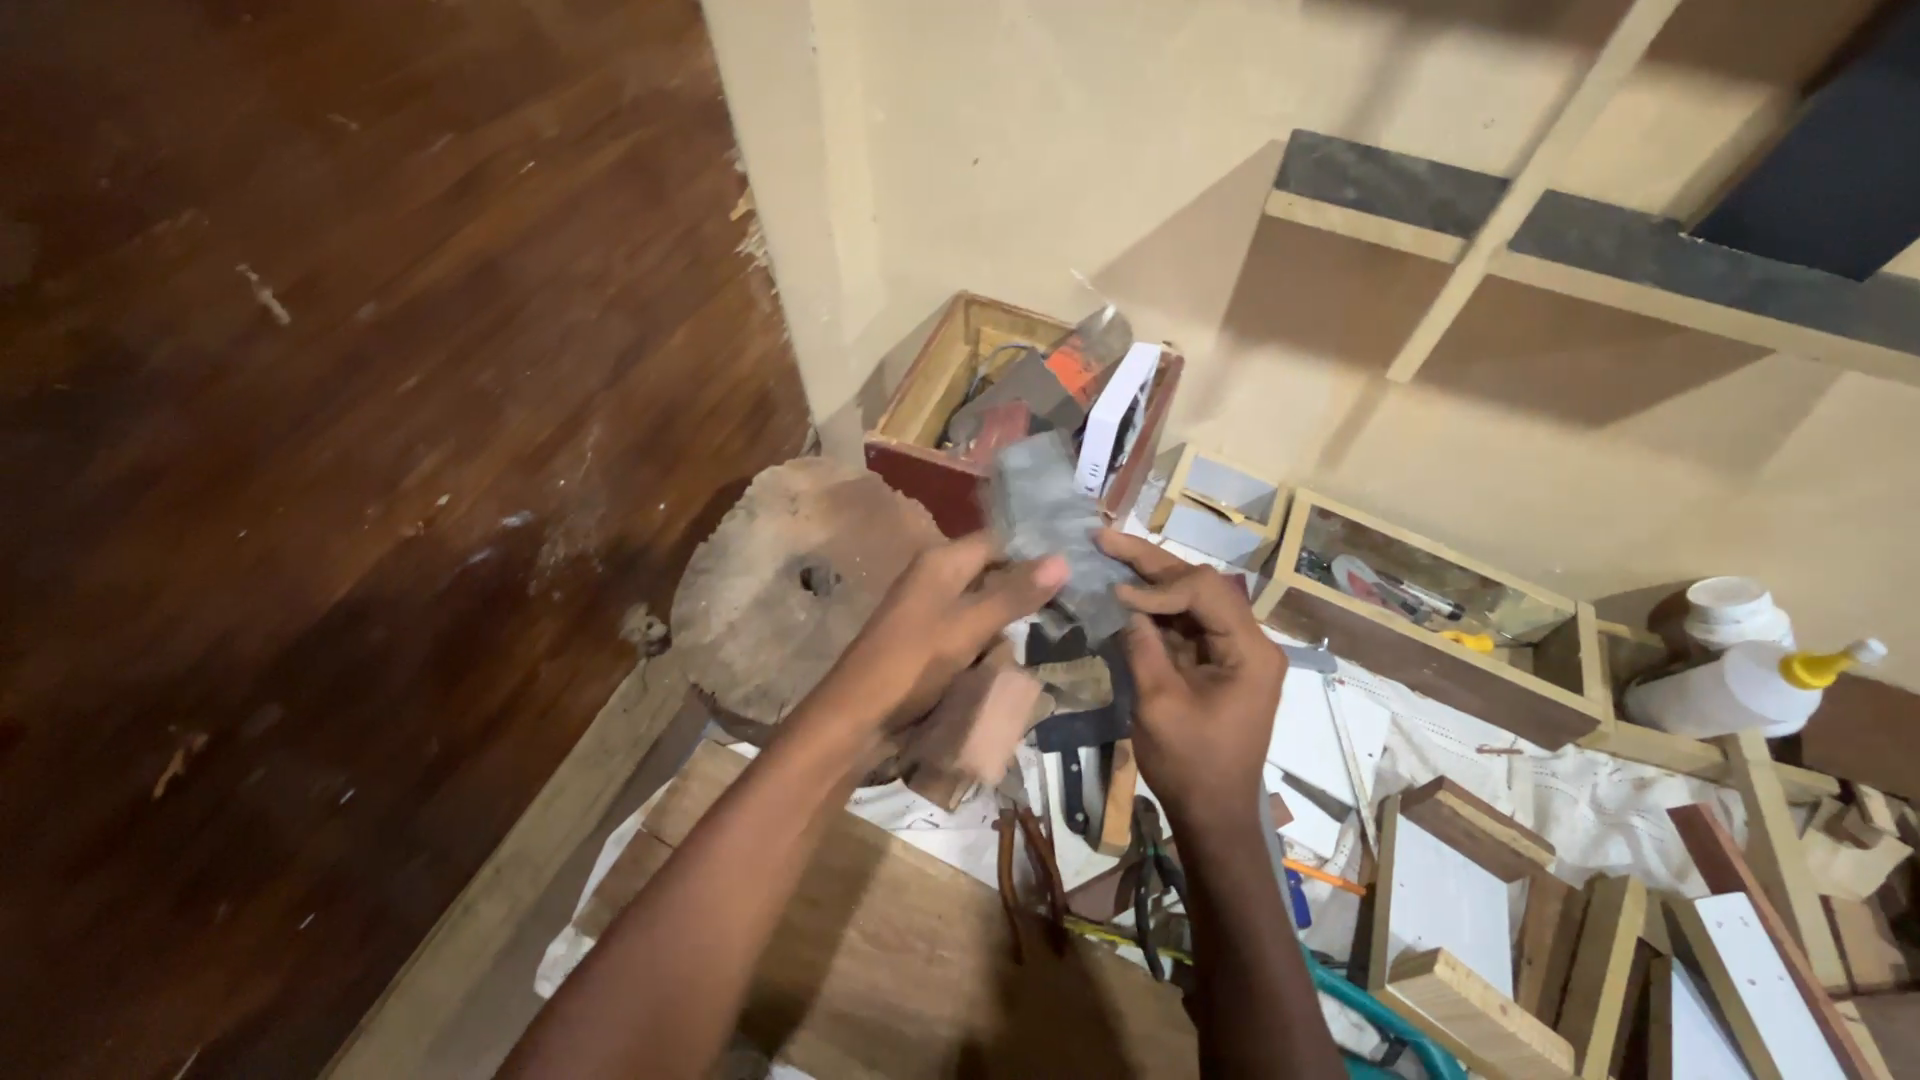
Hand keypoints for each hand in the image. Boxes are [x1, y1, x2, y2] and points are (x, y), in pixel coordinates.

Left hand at [806, 531, 1067, 733]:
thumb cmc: (913, 662)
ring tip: (1044, 639)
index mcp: (940, 562)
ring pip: (982, 607)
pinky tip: (1005, 661)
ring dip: (1006, 625)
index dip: (1032, 554)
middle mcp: (933, 578)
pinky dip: (986, 644)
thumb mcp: (970, 627)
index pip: (997, 541)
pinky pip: (967, 633)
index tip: (1073, 574)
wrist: (858, 716)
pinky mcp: (925, 641)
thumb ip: (1015, 594)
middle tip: (1065, 612)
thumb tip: (1063, 559)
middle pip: (991, 575)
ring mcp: (927, 611)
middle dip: (1022, 595)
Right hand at [1096, 530, 1284, 829]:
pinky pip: (1186, 624)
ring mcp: (1233, 651)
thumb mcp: (1160, 705)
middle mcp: (1249, 642)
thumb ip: (1142, 647)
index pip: (1205, 592)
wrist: (1213, 812)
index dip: (1159, 588)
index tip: (1117, 598)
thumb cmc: (1191, 764)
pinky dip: (1155, 609)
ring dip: (1151, 580)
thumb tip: (1121, 602)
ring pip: (1192, 599)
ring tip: (1109, 555)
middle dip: (1152, 563)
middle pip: (1200, 585)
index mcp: (1249, 651)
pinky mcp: (1216, 663)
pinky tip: (1124, 593)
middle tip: (1104, 539)